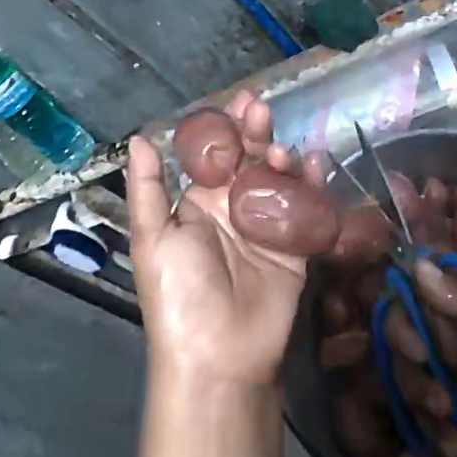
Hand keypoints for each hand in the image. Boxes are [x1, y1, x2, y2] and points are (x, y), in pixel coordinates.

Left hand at [126, 90, 324, 387]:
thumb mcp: (153, 238)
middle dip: (256, 132)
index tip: (239, 101)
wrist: (218, 354)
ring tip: (278, 148)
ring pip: (279, 178)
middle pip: (250, 159)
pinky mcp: (295, 245)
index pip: (217, 154)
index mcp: (201, 202)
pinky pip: (306, 207)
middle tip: (260, 109)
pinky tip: (315, 163)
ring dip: (281, 156)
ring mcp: (267, 224)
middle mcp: (235, 207)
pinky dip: (312, 183)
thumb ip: (149, 188)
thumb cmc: (179, 293)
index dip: (228, 127)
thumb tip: (141, 138)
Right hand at [386, 260, 456, 456]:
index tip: (416, 354)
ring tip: (456, 452)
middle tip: (444, 411)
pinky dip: (426, 454)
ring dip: (426, 426)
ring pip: (424, 403)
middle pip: (414, 362)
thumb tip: (415, 262)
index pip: (417, 310)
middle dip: (415, 387)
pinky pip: (443, 441)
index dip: (404, 327)